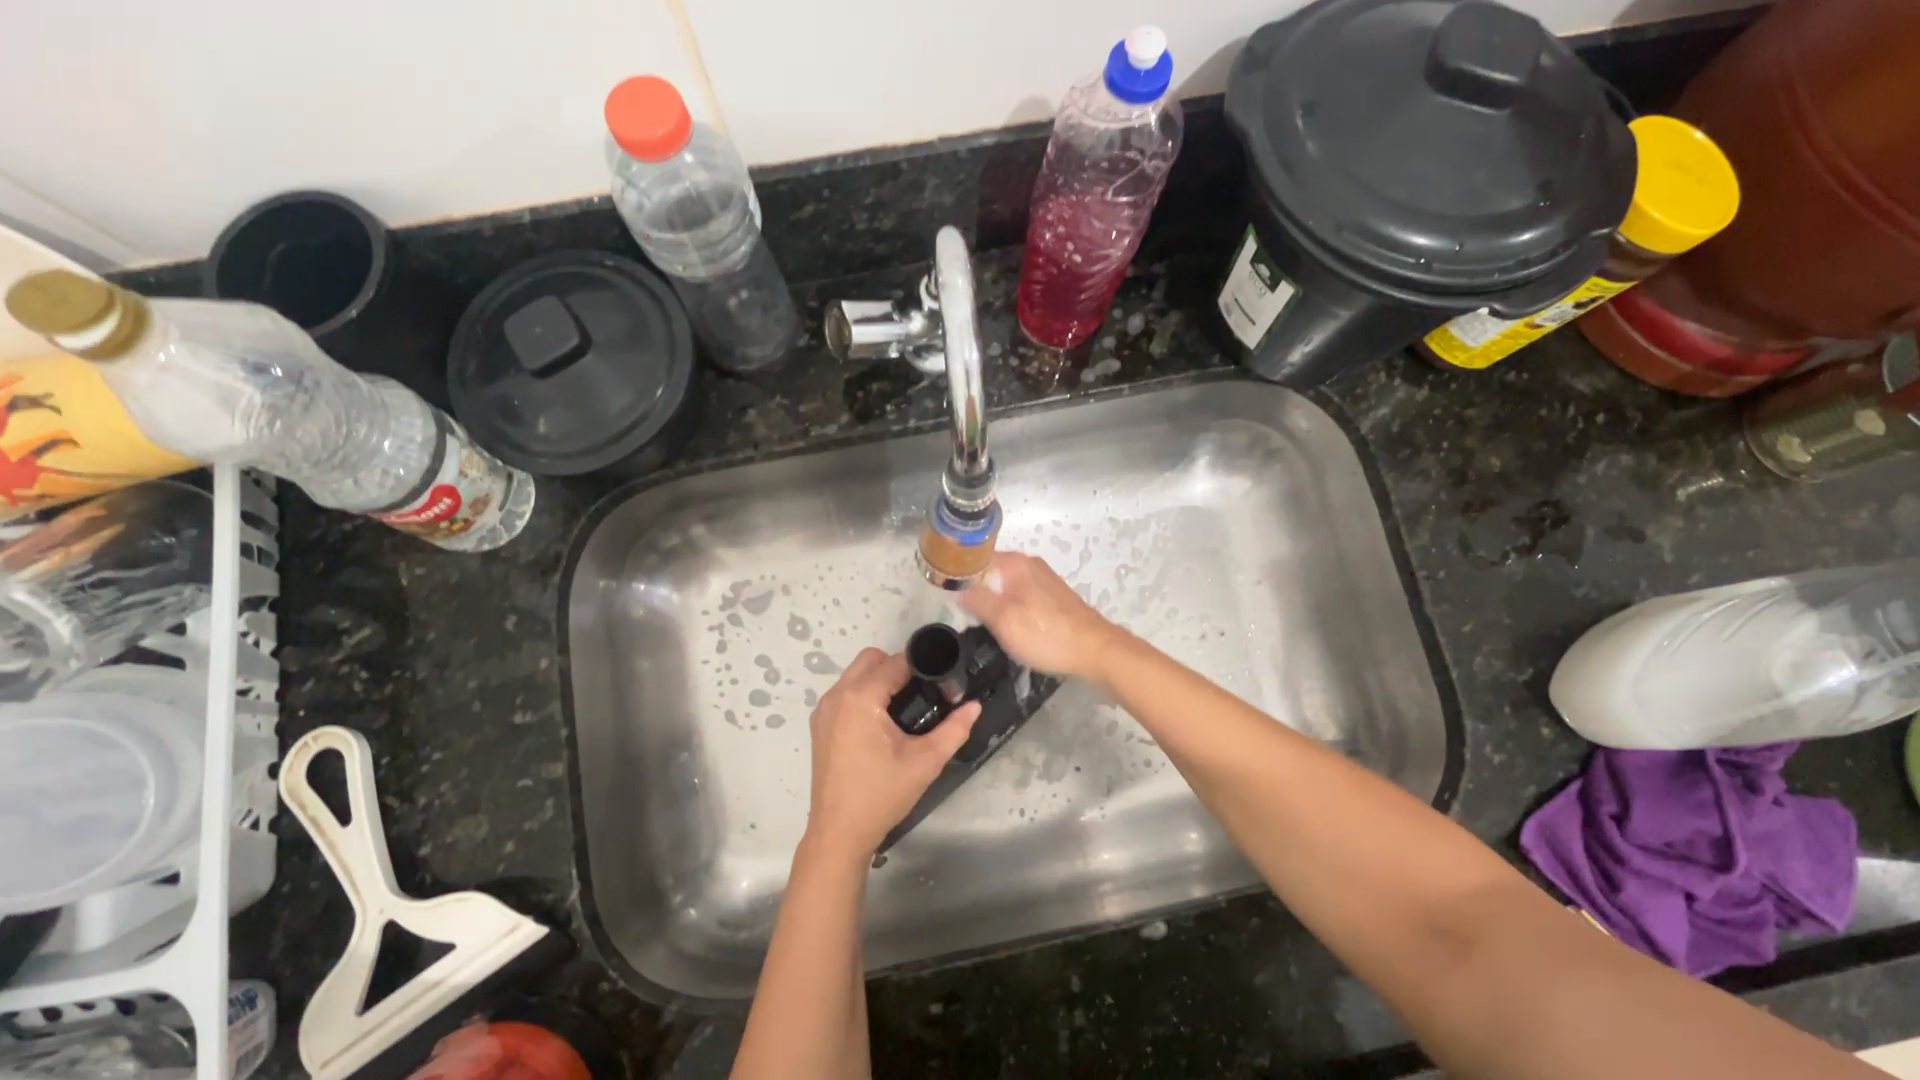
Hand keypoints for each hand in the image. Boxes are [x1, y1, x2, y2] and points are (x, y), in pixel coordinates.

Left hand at [806, 647, 979, 855]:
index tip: (942, 681)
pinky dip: (863, 695)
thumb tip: (974, 706)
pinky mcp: (819, 725)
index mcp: (861, 698)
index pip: (897, 663)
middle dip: (898, 668)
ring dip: (879, 680)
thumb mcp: (926, 762)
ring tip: (904, 709)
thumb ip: (954, 729)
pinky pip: (844, 694)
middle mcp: (837, 696)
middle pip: (871, 659)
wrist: (840, 832)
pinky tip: (881, 724)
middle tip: (922, 694)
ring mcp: (823, 710)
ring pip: (855, 675)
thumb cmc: (882, 794)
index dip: (923, 667)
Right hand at [960, 551, 1123, 680]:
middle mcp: (1029, 563)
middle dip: (974, 588)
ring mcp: (1043, 579)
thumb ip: (976, 600)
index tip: (943, 591)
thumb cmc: (1045, 634)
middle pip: (989, 570)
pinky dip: (1009, 605)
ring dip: (991, 599)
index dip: (956, 573)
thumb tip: (957, 588)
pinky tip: (1007, 625)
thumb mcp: (1002, 620)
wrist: (1095, 650)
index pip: (974, 557)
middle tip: (960, 613)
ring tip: (980, 621)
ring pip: (1005, 584)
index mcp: (1014, 563)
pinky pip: (1020, 594)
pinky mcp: (1053, 595)